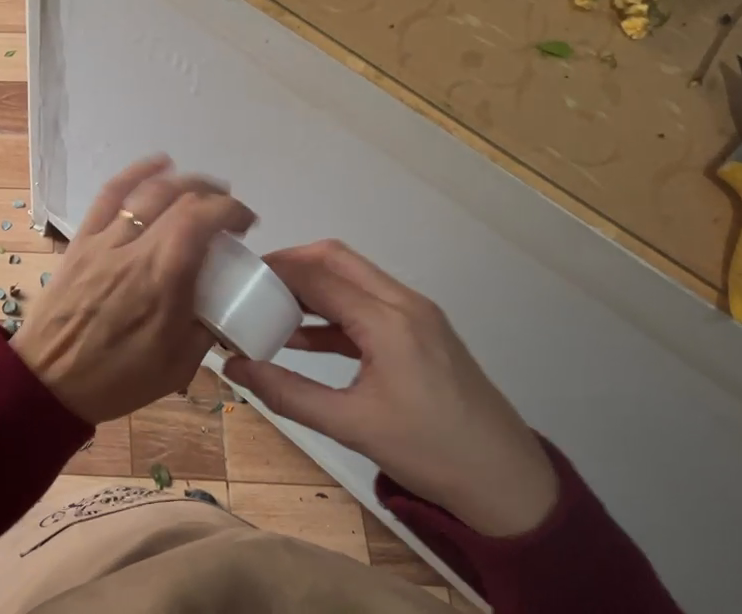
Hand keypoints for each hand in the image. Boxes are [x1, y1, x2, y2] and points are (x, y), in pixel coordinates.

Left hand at [11, 156, 255, 425]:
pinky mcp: (81, 240)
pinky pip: (108, 196)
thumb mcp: (178, 365)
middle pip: (178, 199)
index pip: (202, 221)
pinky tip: (158, 164)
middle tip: (228, 211)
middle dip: (212, 195)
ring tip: (201, 188)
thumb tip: (226, 307)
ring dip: (182, 182)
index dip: (231, 211)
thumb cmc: (116, 379)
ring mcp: (103, 241)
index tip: (246, 224)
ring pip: (146, 192)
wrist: (49, 380)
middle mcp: (133, 250)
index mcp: (162, 281)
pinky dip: (135, 174)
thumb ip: (207, 328)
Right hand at [222, 241, 559, 537]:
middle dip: (290, 265)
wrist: (509, 482)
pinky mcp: (422, 331)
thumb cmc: (429, 451)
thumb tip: (232, 368)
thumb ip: (287, 392)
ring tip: (267, 306)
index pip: (317, 276)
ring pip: (353, 277)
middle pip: (336, 259)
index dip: (272, 272)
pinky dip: (333, 309)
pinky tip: (302, 336)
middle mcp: (404, 304)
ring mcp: (417, 315)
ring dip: (312, 285)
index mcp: (388, 321)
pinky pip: (368, 302)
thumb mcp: (351, 425)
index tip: (234, 279)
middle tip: (249, 284)